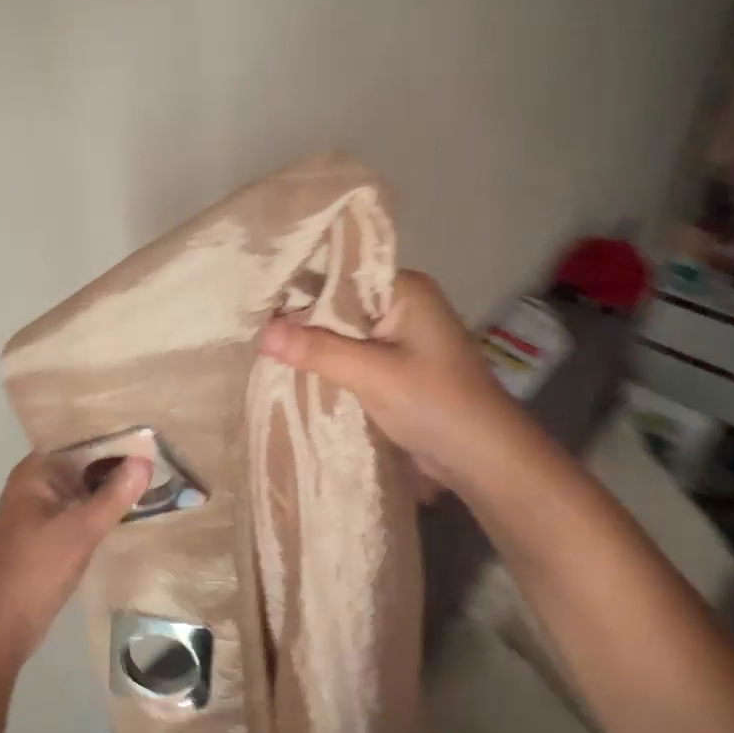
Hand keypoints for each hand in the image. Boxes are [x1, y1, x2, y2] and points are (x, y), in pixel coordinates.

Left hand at [0, 450, 152, 668]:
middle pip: (83, 462)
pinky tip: (135, 509)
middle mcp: (37, 485)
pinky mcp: (51, 536)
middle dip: (118, 461)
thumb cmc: (35, 570)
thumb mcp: (79, 530)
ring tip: (158, 478)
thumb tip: (145, 461)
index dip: (113, 435)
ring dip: (114, 486)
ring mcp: (43, 511)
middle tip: (163, 456)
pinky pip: (83, 511)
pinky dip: (105, 508)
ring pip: (85, 488)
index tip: (150, 434)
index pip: (79, 439)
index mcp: (35, 472)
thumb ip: (114, 495)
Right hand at [260, 270, 547, 495]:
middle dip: (300, 315)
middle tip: (248, 323)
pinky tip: (292, 368)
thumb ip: (318, 350)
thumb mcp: (373, 375)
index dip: (298, 283)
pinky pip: (352, 354)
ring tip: (259, 344)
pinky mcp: (396, 366)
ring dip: (312, 342)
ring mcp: (400, 336)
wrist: (485, 459)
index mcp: (405, 289)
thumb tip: (262, 331)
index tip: (253, 297)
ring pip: (342, 330)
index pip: (340, 272)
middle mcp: (402, 303)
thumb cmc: (436, 405)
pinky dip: (327, 361)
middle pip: (338, 301)